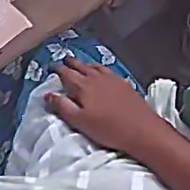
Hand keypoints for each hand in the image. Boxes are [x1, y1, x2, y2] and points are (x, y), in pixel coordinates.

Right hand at [44, 59, 177, 161]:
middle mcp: (96, 78)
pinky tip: (102, 72)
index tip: (52, 67)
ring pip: (95, 66)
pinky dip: (100, 68)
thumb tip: (47, 93)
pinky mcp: (124, 84)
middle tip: (64, 60)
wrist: (142, 129)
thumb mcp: (80, 121)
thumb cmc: (107, 128)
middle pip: (80, 66)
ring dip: (85, 64)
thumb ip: (62, 106)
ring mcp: (112, 79)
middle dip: (71, 63)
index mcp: (83, 86)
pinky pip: (107, 70)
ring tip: (80, 63)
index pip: (66, 73)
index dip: (58, 69)